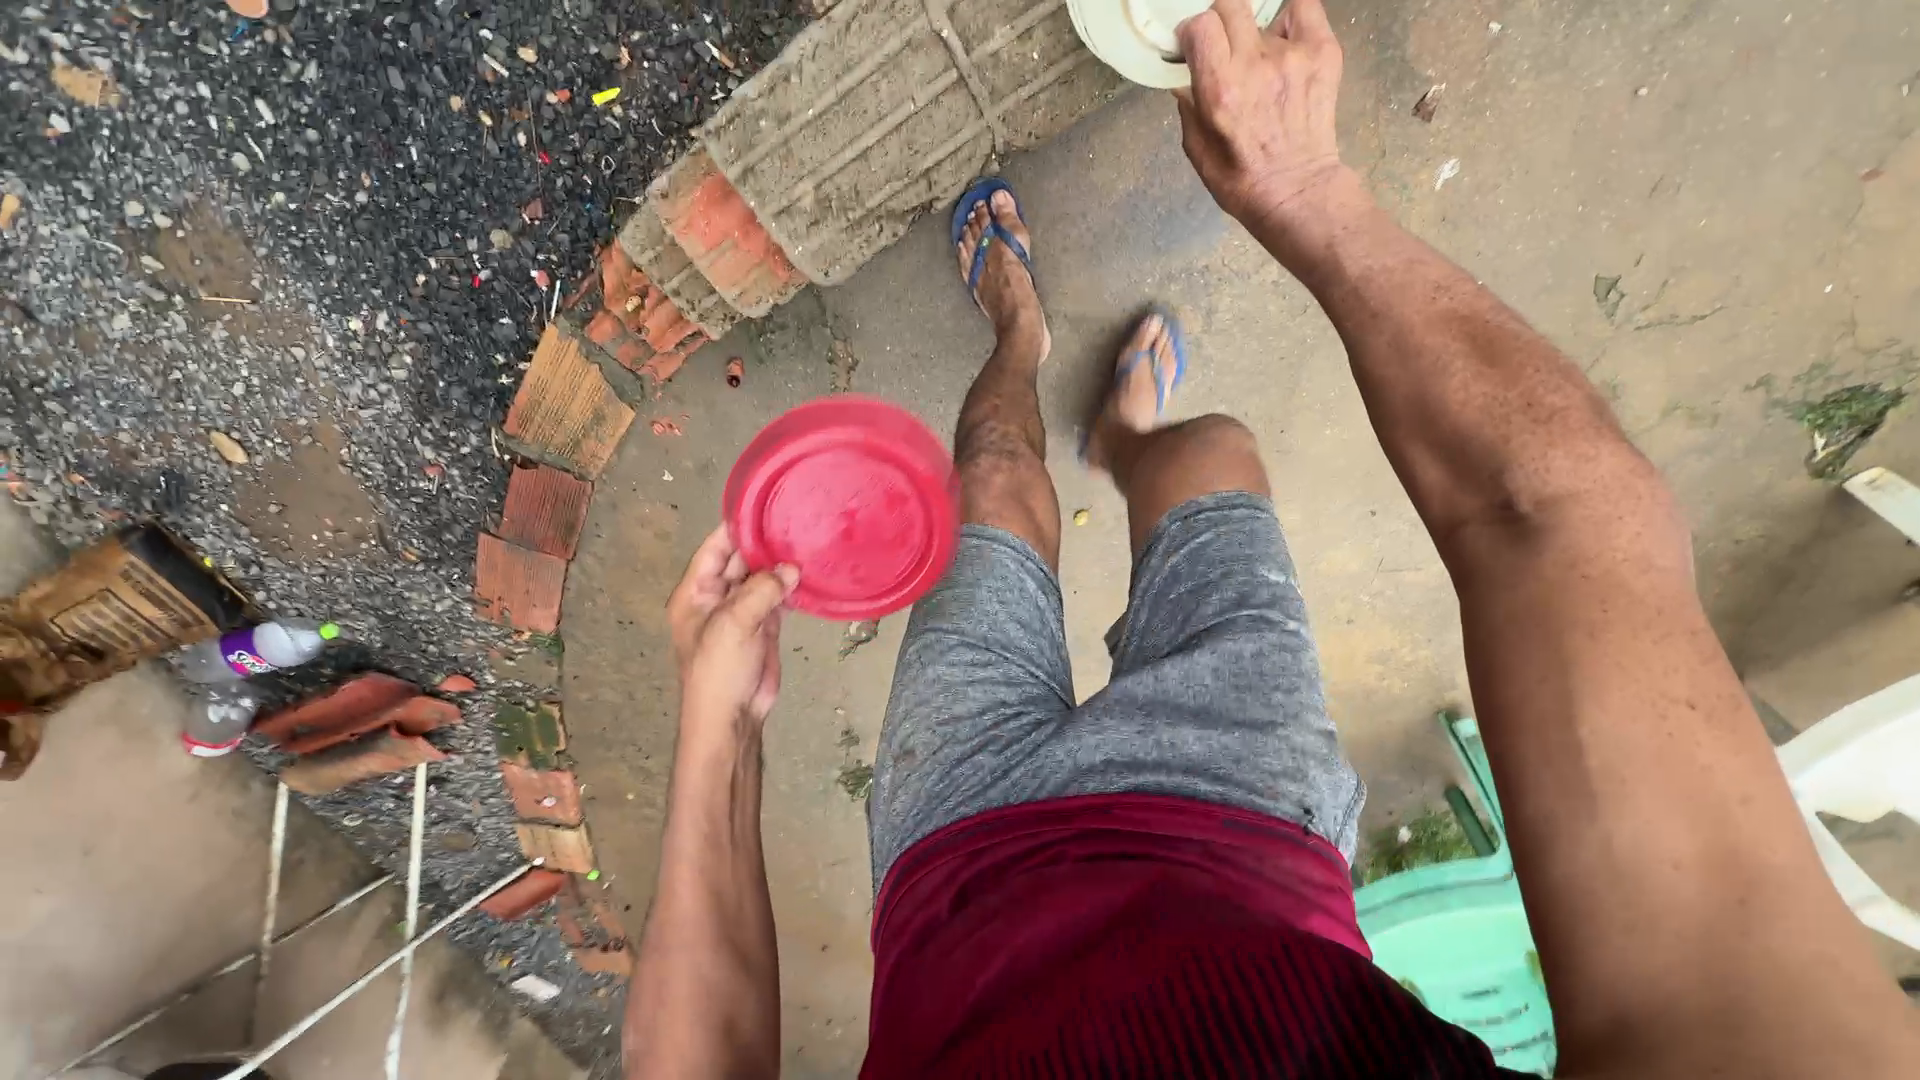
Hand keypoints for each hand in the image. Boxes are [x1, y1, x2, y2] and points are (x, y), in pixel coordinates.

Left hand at [666, 526, 799, 733]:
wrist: (731, 717)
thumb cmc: (718, 670)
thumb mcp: (733, 624)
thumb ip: (761, 591)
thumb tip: (791, 569)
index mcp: (695, 592)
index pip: (715, 548)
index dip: (736, 527)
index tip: (765, 505)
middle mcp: (716, 597)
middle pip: (741, 560)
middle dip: (764, 544)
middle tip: (796, 521)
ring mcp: (741, 612)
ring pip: (761, 578)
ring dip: (780, 565)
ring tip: (807, 541)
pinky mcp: (762, 626)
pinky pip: (776, 597)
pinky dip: (790, 587)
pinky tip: (808, 573)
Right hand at [1174, 0, 1346, 225]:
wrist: (1296, 190)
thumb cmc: (1241, 179)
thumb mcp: (1197, 149)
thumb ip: (1188, 105)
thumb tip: (1185, 75)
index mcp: (1221, 90)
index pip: (1201, 25)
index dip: (1193, 31)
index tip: (1193, 45)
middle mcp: (1256, 65)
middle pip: (1231, 5)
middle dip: (1220, 21)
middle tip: (1223, 47)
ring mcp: (1293, 55)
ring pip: (1265, 14)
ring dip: (1255, 33)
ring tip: (1260, 62)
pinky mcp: (1323, 51)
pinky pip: (1303, 9)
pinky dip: (1291, 21)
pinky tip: (1286, 47)